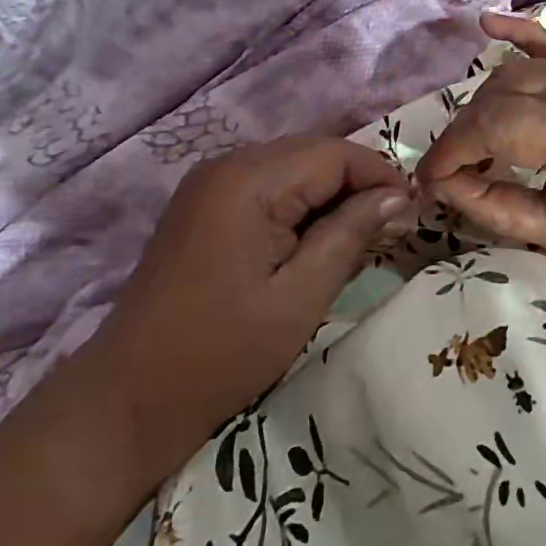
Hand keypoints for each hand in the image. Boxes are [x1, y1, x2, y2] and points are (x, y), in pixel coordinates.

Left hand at [93, 137, 414, 442]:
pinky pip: (264, 184)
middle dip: (356, 181)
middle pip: (310, 152)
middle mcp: (225, 164)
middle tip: (392, 225)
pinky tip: (313, 237)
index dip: (379, 174)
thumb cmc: (223, 352)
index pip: (332, 153)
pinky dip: (297, 202)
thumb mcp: (300, 296)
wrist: (132, 393)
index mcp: (247, 181)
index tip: (413, 209)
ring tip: (360, 233)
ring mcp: (208, 182)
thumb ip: (349, 234)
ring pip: (288, 166)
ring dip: (328, 192)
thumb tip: (396, 196)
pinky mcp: (201, 202)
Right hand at [417, 12, 545, 290]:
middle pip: (497, 96)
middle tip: (447, 173)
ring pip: (514, 73)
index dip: (451, 153)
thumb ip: (497, 207)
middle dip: (462, 134)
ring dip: (482, 106)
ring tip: (469, 147)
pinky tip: (485, 24)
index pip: (493, 127)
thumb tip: (442, 187)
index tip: (427, 182)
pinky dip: (516, 33)